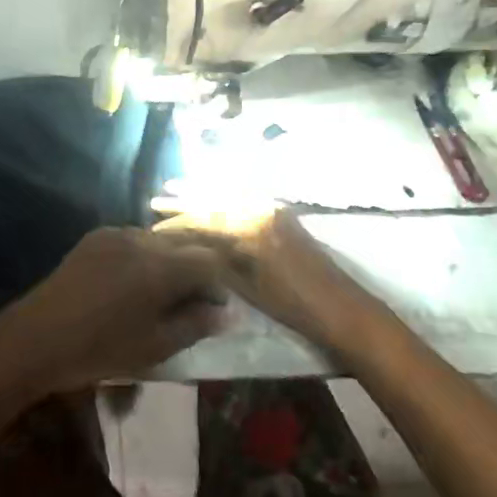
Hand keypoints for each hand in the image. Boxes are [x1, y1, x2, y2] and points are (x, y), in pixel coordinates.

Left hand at [0, 227, 230, 392]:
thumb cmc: (101, 349)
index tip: (211, 310)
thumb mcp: (156, 346)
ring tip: (157, 295)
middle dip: (194, 271)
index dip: (216, 284)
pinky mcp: (94, 237)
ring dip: (167, 262)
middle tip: (189, 304)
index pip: (207, 260)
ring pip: (157, 240)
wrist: (39, 336)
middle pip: (183, 245)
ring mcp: (114, 234)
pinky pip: (131, 239)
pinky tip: (129, 284)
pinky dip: (141, 256)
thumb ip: (195, 325)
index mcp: (159, 267)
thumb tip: (224, 313)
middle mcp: (140, 240)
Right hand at [152, 186, 385, 352]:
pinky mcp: (281, 214)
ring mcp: (272, 209)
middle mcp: (259, 210)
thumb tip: (190, 246)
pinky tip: (212, 194)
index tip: (153, 227)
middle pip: (213, 201)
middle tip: (157, 198)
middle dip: (184, 200)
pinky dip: (224, 194)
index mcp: (248, 228)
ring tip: (177, 188)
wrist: (343, 309)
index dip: (176, 224)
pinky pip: (244, 197)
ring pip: (228, 195)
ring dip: (202, 192)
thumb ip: (217, 261)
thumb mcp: (247, 288)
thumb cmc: (292, 306)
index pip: (203, 221)